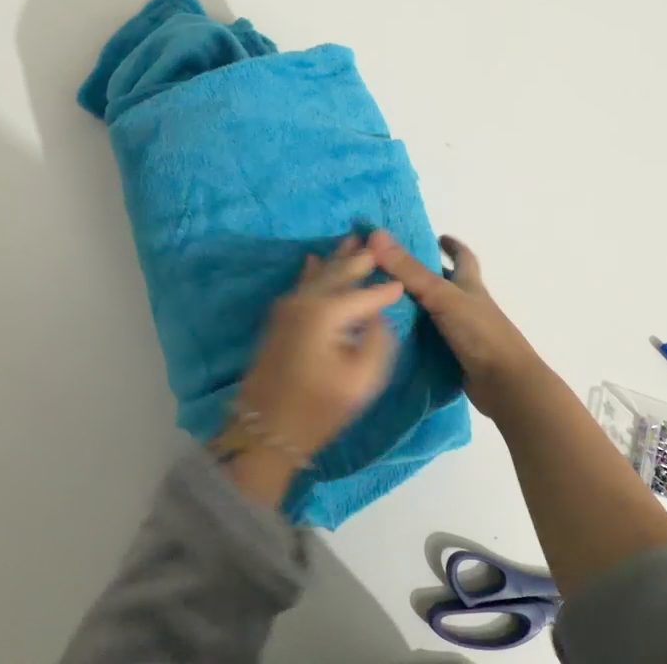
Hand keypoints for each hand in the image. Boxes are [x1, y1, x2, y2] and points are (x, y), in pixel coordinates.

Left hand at [236, 235, 402, 459]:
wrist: (265, 429)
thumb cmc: (318, 408)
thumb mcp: (361, 380)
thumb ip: (377, 340)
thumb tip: (377, 316)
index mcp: (326, 312)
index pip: (364, 293)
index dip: (384, 289)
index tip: (401, 281)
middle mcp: (304, 301)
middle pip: (336, 274)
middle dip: (356, 258)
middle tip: (374, 238)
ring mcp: (286, 308)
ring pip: (317, 275)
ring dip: (335, 259)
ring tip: (351, 241)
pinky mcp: (277, 319)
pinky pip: (300, 284)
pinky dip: (313, 271)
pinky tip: (313, 260)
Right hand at [368, 229, 550, 420]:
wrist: (505, 385)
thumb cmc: (480, 332)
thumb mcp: (442, 295)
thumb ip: (409, 270)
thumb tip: (376, 236)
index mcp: (470, 286)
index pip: (463, 258)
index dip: (452, 246)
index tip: (438, 237)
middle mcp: (469, 305)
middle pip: (449, 284)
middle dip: (428, 275)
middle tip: (397, 270)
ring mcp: (465, 332)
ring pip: (439, 312)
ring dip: (418, 306)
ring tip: (387, 301)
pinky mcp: (458, 356)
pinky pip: (433, 339)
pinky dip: (418, 335)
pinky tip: (396, 335)